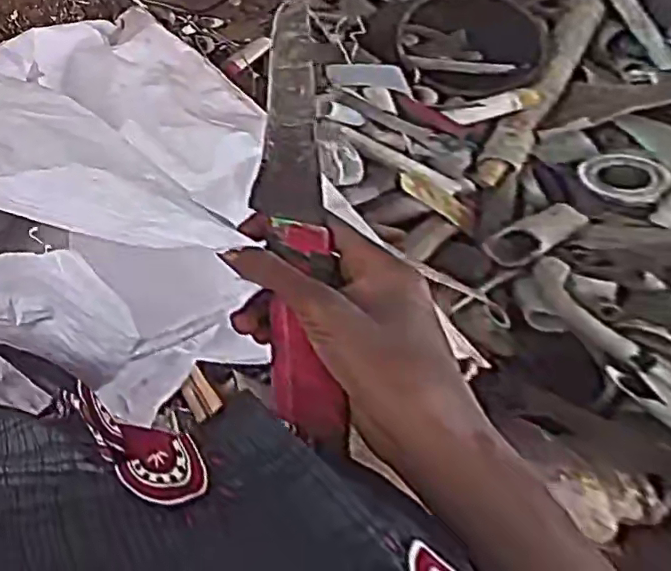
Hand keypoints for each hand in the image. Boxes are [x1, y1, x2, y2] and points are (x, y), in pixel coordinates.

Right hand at [222, 218, 491, 471]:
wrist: (430, 445)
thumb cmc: (406, 381)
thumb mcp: (325, 312)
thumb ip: (275, 275)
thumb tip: (240, 251)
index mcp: (383, 270)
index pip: (320, 226)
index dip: (280, 225)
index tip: (248, 234)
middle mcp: (375, 291)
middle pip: (303, 264)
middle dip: (268, 279)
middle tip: (249, 285)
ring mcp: (362, 320)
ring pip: (299, 297)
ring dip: (269, 308)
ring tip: (253, 322)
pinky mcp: (350, 347)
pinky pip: (304, 325)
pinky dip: (282, 330)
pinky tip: (269, 339)